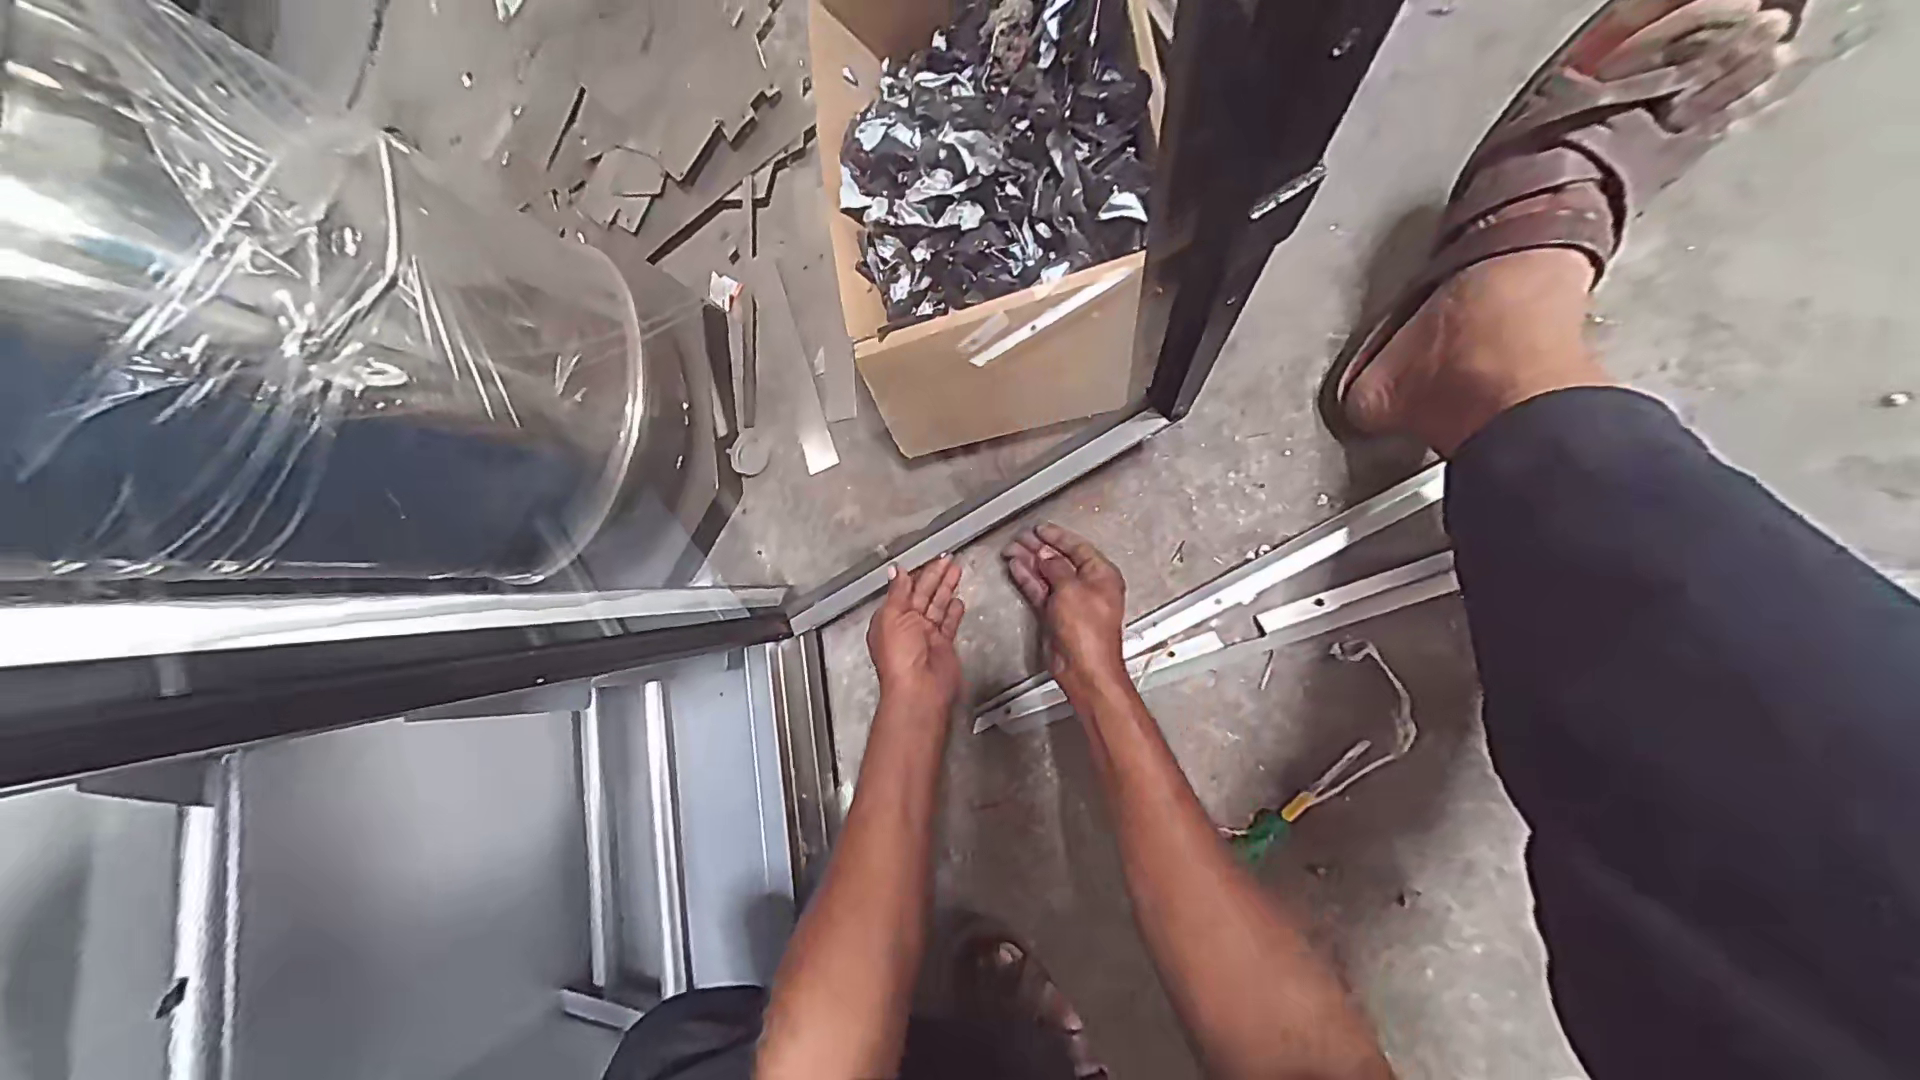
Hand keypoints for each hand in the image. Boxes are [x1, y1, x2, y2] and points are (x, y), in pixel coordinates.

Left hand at [868, 556, 965, 715]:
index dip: (916, 573)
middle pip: (923, 594)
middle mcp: (907, 625)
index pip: (904, 589)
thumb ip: (897, 592)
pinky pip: (949, 623)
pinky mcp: (944, 645)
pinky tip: (959, 599)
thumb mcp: (892, 617)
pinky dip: (954, 611)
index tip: (928, 557)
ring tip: (957, 569)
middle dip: (935, 576)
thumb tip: (895, 570)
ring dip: (947, 587)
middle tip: (948, 558)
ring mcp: (927, 635)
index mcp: (890, 618)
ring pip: (938, 605)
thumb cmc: (900, 654)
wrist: (919, 690)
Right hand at [1001, 524, 1128, 699]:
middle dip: (1039, 548)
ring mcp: (1070, 600)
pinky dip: (1027, 579)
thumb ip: (1055, 566)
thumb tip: (1044, 554)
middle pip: (1060, 560)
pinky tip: (1015, 567)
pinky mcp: (1055, 614)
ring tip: (1011, 549)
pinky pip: (1040, 590)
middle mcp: (1087, 585)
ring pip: (1047, 574)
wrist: (1083, 667)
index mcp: (1102, 575)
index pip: (1078, 547)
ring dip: (1029, 561)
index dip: (1057, 536)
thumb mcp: (1071, 589)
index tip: (1039, 529)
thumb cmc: (1087, 629)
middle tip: (1020, 538)